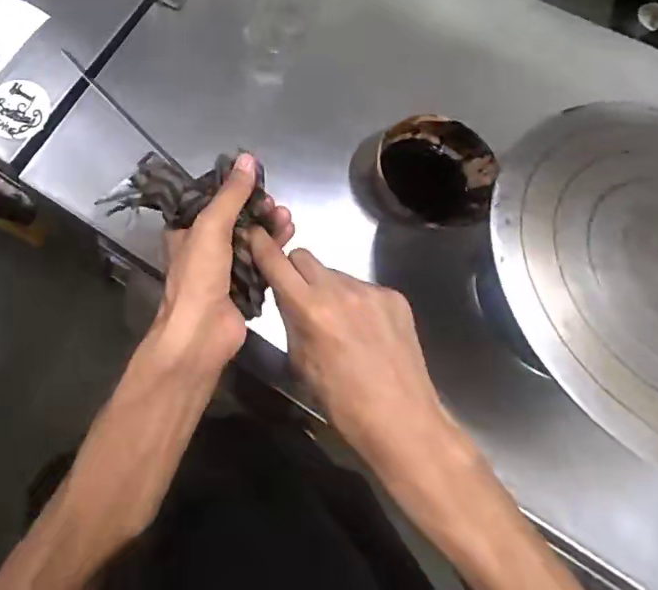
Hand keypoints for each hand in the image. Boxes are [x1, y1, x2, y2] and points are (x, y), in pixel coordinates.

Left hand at [153, 153, 292, 371]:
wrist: (201, 334)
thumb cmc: (199, 276)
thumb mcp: (212, 226)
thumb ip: (231, 194)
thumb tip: (247, 159)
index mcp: (186, 229)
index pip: (211, 200)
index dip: (233, 189)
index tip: (255, 180)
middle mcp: (203, 245)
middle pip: (235, 218)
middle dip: (256, 208)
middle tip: (275, 203)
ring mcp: (223, 267)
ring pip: (250, 238)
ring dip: (268, 225)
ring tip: (286, 216)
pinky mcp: (242, 286)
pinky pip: (260, 259)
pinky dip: (274, 246)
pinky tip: (289, 235)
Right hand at [246, 228, 472, 474]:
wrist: (404, 423)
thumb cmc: (343, 404)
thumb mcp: (301, 363)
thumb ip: (290, 320)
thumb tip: (286, 297)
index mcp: (311, 308)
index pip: (276, 261)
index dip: (261, 244)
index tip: (253, 234)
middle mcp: (340, 289)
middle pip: (304, 257)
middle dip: (294, 271)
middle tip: (299, 297)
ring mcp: (370, 290)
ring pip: (334, 273)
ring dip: (328, 289)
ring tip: (340, 324)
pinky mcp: (394, 297)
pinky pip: (362, 287)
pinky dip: (356, 302)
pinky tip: (366, 332)